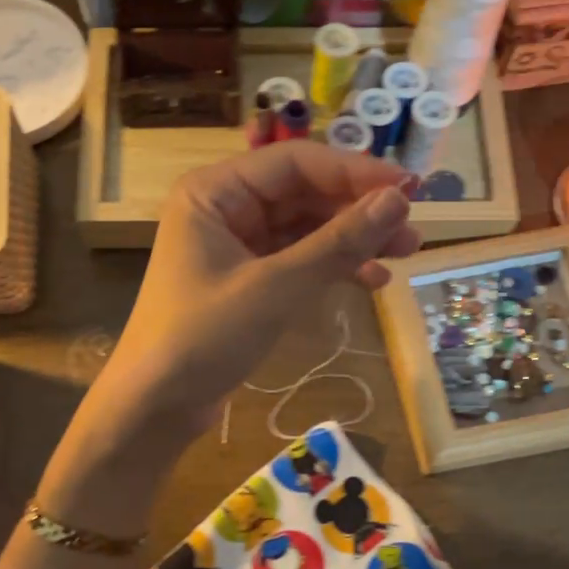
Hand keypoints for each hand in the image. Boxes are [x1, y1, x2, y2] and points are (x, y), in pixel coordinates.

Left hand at [38, 142, 418, 532]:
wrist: (155, 405)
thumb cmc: (204, 337)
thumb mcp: (275, 287)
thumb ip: (338, 243)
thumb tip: (399, 200)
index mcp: (215, 191)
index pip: (296, 163)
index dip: (356, 172)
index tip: (410, 189)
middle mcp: (225, 208)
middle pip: (304, 193)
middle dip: (358, 210)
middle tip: (413, 229)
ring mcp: (235, 246)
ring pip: (306, 228)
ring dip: (352, 239)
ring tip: (404, 254)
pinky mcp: (246, 281)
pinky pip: (298, 260)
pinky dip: (332, 267)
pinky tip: (371, 280)